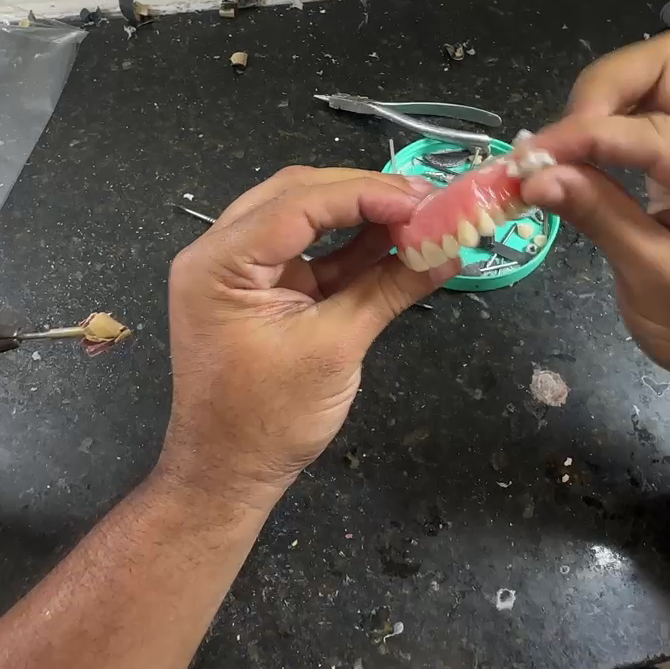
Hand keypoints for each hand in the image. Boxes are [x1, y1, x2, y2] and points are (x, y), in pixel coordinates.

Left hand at [161, 167, 458, 507]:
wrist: (228, 473)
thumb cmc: (269, 419)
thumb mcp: (335, 348)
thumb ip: (389, 290)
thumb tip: (450, 251)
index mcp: (219, 262)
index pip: (297, 203)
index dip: (364, 195)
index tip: (421, 199)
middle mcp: (222, 251)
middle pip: (298, 196)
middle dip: (364, 194)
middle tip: (425, 199)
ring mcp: (242, 267)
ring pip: (306, 215)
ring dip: (362, 214)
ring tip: (419, 213)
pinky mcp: (265, 285)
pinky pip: (311, 250)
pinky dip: (353, 245)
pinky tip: (396, 241)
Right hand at [521, 31, 669, 400]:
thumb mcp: (653, 283)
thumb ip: (599, 216)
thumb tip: (535, 175)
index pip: (659, 130)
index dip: (586, 136)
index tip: (529, 161)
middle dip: (604, 90)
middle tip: (559, 144)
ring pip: (664, 74)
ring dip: (605, 100)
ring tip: (566, 150)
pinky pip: (659, 107)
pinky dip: (614, 121)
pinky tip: (586, 154)